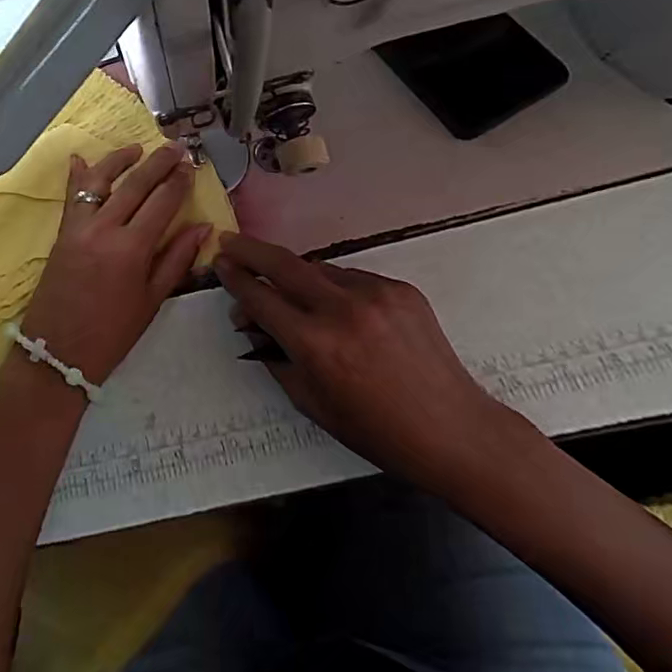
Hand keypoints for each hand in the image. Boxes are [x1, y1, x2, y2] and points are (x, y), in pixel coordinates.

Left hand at [19, 144, 211, 384]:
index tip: (191, 167)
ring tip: (138, 149)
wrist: (57, 354)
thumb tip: (203, 227)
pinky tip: (82, 159)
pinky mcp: (61, 234)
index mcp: (131, 249)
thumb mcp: (152, 300)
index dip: (178, 182)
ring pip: (99, 182)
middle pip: (134, 185)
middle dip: (157, 163)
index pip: (161, 202)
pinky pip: (71, 197)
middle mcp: (103, 229)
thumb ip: (177, 259)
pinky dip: (76, 176)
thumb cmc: (112, 334)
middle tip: (175, 148)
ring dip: (119, 161)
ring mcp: (78, 229)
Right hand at [215, 233, 506, 485]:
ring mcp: (376, 293)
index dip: (236, 279)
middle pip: (285, 264)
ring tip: (288, 290)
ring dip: (297, 275)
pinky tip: (337, 308)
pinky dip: (335, 288)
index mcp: (315, 344)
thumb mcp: (312, 404)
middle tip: (231, 241)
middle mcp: (342, 309)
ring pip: (321, 270)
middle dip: (252, 250)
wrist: (451, 429)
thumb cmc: (376, 430)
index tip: (221, 263)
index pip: (262, 299)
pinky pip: (354, 279)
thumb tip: (253, 327)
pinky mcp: (401, 289)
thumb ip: (277, 359)